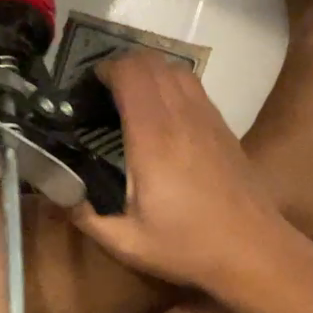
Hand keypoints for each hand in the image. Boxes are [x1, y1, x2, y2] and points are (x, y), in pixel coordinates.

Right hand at [69, 51, 294, 288]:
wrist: (252, 249)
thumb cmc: (187, 247)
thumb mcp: (126, 243)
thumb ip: (86, 216)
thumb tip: (60, 192)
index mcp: (153, 138)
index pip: (130, 74)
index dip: (106, 70)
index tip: (89, 87)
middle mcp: (181, 117)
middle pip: (152, 62)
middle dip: (124, 66)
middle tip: (104, 92)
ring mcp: (208, 119)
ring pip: (177, 69)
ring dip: (151, 73)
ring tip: (133, 99)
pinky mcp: (224, 128)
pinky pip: (195, 88)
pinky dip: (174, 86)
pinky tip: (164, 117)